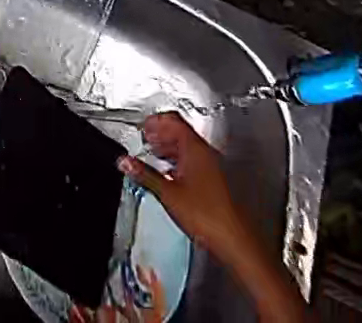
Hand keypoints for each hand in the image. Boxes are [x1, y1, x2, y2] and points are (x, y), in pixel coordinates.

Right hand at [117, 113, 254, 263]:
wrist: (235, 241)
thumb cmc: (208, 216)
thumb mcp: (168, 193)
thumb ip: (144, 174)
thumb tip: (126, 162)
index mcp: (195, 148)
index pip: (173, 120)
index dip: (155, 121)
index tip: (144, 126)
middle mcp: (206, 153)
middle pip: (180, 131)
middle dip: (160, 133)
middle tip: (146, 137)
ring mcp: (214, 167)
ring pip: (187, 147)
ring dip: (169, 147)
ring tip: (154, 153)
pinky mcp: (216, 181)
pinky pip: (194, 161)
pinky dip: (179, 161)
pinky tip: (171, 175)